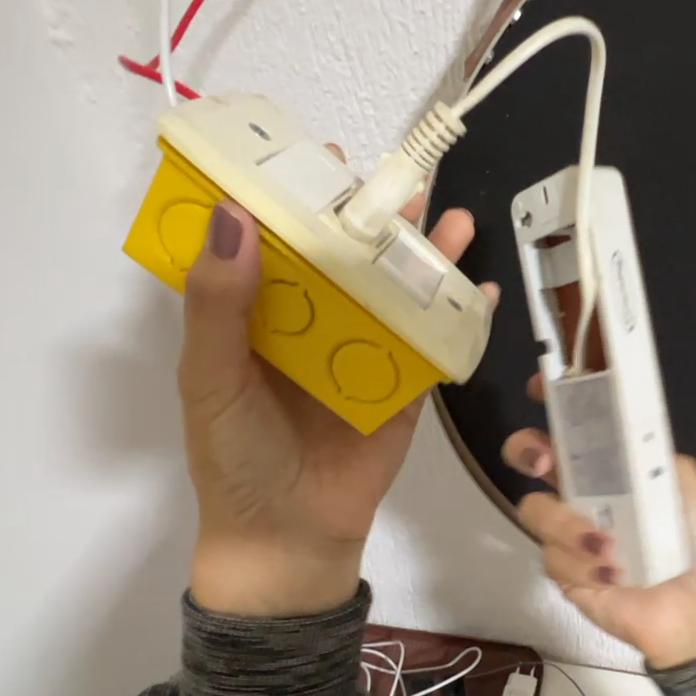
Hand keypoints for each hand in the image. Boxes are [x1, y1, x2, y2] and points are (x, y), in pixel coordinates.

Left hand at [179, 169, 492, 616]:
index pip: (281, 242)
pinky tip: (484, 291)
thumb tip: (234, 215)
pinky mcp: (405, 388)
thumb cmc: (236, 456)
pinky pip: (433, 346)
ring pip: (397, 293)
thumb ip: (219, 303)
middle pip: (349, 259)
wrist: (288, 536)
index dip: (299, 198)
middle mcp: (318, 324)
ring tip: (454, 219)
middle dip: (377, 219)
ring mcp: (366, 355)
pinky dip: (461, 319)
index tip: (318, 159)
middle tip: (402, 182)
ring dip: (427, 258)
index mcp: (263, 315)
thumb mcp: (211, 378)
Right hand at [500, 415, 695, 669]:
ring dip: (570, 527)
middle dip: (526, 451)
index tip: (541, 387)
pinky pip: (552, 558)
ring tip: (611, 550)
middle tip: (547, 463)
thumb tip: (629, 432)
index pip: (570, 426)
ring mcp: (568, 535)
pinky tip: (616, 576)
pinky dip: (583, 566)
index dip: (551, 401)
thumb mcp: (686, 488)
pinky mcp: (565, 575)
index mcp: (609, 468)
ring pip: (535, 511)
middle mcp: (581, 494)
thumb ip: (658, 456)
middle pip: (526, 458)